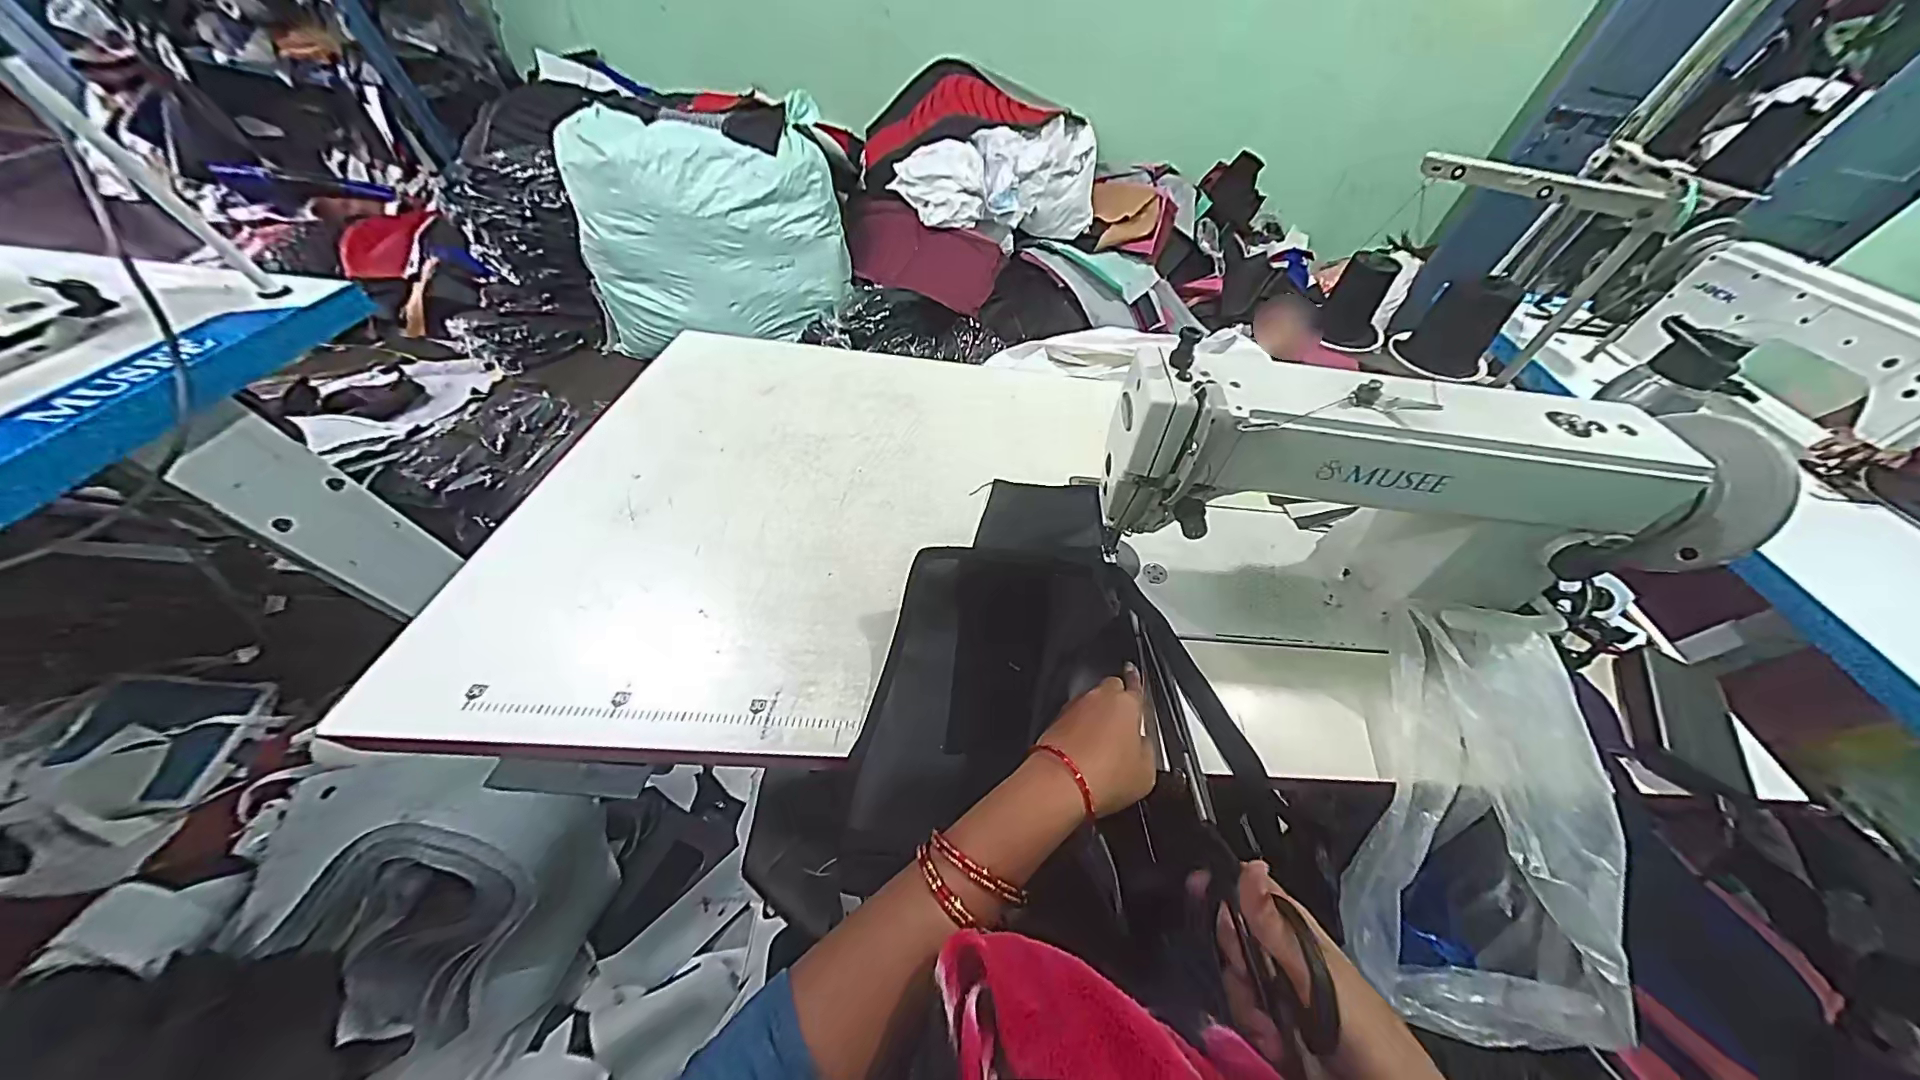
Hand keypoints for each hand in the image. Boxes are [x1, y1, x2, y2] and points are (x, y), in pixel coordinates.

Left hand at [1035, 664, 1153, 815]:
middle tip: (1123, 726)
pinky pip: (1074, 717)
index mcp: (1127, 703)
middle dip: (1117, 701)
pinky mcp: (1055, 719)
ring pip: (1091, 702)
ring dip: (1096, 715)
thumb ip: (1147, 749)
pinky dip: (1079, 727)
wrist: (1061, 781)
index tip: (1137, 680)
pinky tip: (1084, 748)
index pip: (1137, 685)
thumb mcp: (1145, 772)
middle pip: (1112, 688)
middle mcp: (1099, 697)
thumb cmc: (1105, 775)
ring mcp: (1075, 706)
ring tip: (1102, 744)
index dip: (1138, 684)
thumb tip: (1142, 746)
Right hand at [1215, 861, 1321, 1063]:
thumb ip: (1275, 921)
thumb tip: (1250, 865)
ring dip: (1244, 1009)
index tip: (1209, 914)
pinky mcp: (1270, 1024)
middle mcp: (1276, 954)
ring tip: (1273, 1033)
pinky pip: (1237, 1016)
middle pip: (1227, 944)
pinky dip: (1249, 1032)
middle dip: (1234, 971)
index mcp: (1288, 928)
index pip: (1239, 897)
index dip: (1219, 900)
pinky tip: (1273, 1046)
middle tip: (1257, 992)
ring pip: (1230, 982)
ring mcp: (1273, 990)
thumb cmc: (1361, 1023)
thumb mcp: (1313, 966)